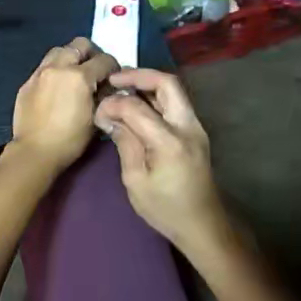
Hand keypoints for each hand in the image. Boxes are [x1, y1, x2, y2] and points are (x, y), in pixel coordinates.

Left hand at [10, 38, 120, 173]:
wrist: (34, 152)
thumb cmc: (70, 140)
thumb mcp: (96, 118)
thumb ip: (104, 96)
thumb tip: (108, 86)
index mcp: (79, 76)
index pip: (104, 60)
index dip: (114, 67)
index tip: (114, 77)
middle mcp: (58, 67)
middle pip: (80, 45)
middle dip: (92, 54)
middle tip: (95, 70)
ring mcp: (40, 73)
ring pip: (59, 51)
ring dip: (71, 58)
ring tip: (75, 75)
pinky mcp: (27, 82)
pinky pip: (44, 66)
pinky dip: (55, 70)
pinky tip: (57, 86)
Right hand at [95, 69, 234, 253]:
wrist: (203, 225)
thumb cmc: (166, 209)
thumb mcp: (135, 181)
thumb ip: (125, 143)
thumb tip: (110, 117)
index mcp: (170, 142)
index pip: (137, 107)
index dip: (113, 104)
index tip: (97, 112)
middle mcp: (188, 127)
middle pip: (167, 83)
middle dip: (138, 75)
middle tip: (113, 80)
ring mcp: (195, 127)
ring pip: (174, 90)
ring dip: (148, 84)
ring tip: (122, 88)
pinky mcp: (195, 132)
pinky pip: (175, 103)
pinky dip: (155, 97)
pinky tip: (137, 105)